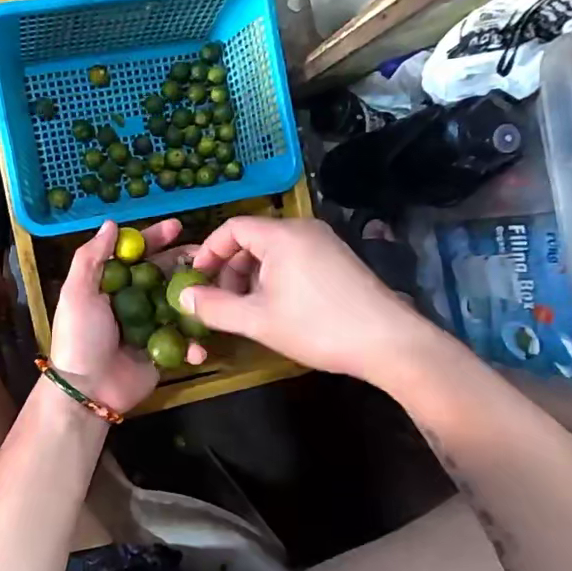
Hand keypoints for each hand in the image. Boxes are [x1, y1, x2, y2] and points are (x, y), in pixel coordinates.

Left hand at [50, 219, 204, 411]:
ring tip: (216, 289)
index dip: (154, 239)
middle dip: (185, 263)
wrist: (87, 391)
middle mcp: (132, 302)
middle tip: (209, 254)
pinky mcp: (162, 353)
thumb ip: (92, 257)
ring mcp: (149, 327)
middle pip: (163, 275)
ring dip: (197, 297)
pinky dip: (194, 342)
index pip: (136, 255)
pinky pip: (183, 342)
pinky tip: (200, 342)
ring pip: (179, 305)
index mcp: (110, 285)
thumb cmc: (79, 337)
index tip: (177, 226)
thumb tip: (111, 224)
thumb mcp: (77, 293)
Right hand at [183, 216, 435, 381]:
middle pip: (252, 238)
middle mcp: (303, 229)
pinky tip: (277, 308)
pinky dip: (275, 276)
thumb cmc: (317, 326)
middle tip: (221, 300)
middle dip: (230, 268)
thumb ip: (214, 307)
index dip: (208, 251)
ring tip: (248, 309)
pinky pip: (294, 257)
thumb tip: (182, 297)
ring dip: (251, 276)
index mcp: (281, 235)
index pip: (232, 228)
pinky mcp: (339, 258)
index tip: (197, 279)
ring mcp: (325, 242)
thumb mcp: (257, 321)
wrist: (389, 342)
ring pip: (273, 250)